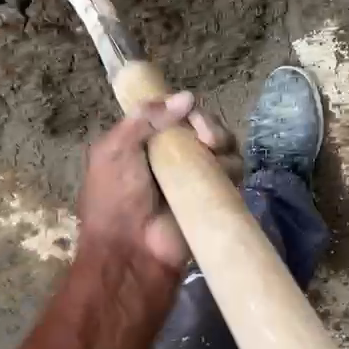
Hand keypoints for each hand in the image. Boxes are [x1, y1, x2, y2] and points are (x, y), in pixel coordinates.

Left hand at [75, 92, 238, 271]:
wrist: (131, 251)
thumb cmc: (115, 200)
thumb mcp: (114, 152)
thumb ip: (144, 119)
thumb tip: (188, 97)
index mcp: (147, 141)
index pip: (177, 113)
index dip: (187, 109)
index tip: (189, 115)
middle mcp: (175, 155)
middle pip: (206, 126)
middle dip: (210, 126)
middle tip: (206, 141)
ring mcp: (197, 176)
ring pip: (225, 146)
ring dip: (223, 146)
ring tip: (212, 159)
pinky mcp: (216, 195)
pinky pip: (234, 172)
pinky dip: (230, 169)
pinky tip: (221, 176)